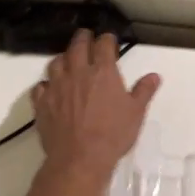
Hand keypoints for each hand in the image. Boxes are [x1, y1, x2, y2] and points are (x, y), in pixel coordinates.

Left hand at [31, 30, 159, 174]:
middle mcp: (77, 73)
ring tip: (67, 61)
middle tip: (86, 37)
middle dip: (83, 38)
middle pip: (77, 46)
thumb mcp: (136, 113)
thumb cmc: (113, 135)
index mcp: (103, 72)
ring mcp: (56, 86)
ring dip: (63, 58)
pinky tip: (49, 88)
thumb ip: (143, 91)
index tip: (109, 40)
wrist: (80, 158)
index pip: (104, 45)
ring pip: (56, 62)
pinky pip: (40, 86)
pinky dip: (46, 84)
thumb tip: (154, 76)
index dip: (107, 39)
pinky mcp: (42, 103)